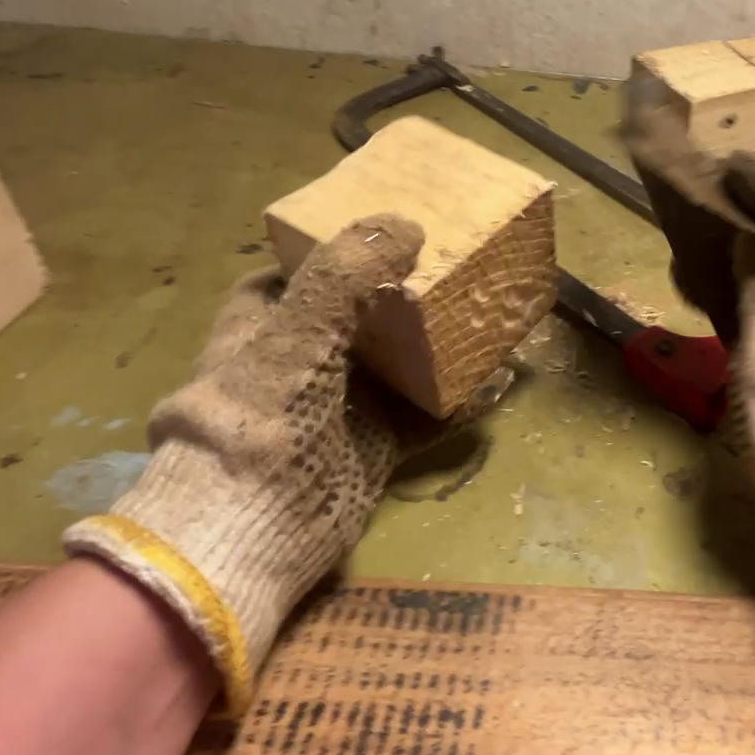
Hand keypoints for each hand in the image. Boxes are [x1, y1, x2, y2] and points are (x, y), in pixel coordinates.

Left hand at [64, 215, 489, 713]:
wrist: (255, 530)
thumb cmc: (260, 417)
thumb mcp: (295, 334)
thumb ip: (343, 276)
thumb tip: (406, 224)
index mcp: (265, 326)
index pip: (295, 274)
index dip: (332, 250)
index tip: (381, 232)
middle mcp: (303, 361)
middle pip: (358, 314)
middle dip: (401, 293)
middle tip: (451, 264)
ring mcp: (341, 405)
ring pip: (400, 363)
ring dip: (439, 343)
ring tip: (487, 315)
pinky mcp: (374, 444)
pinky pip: (427, 414)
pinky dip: (462, 400)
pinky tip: (499, 381)